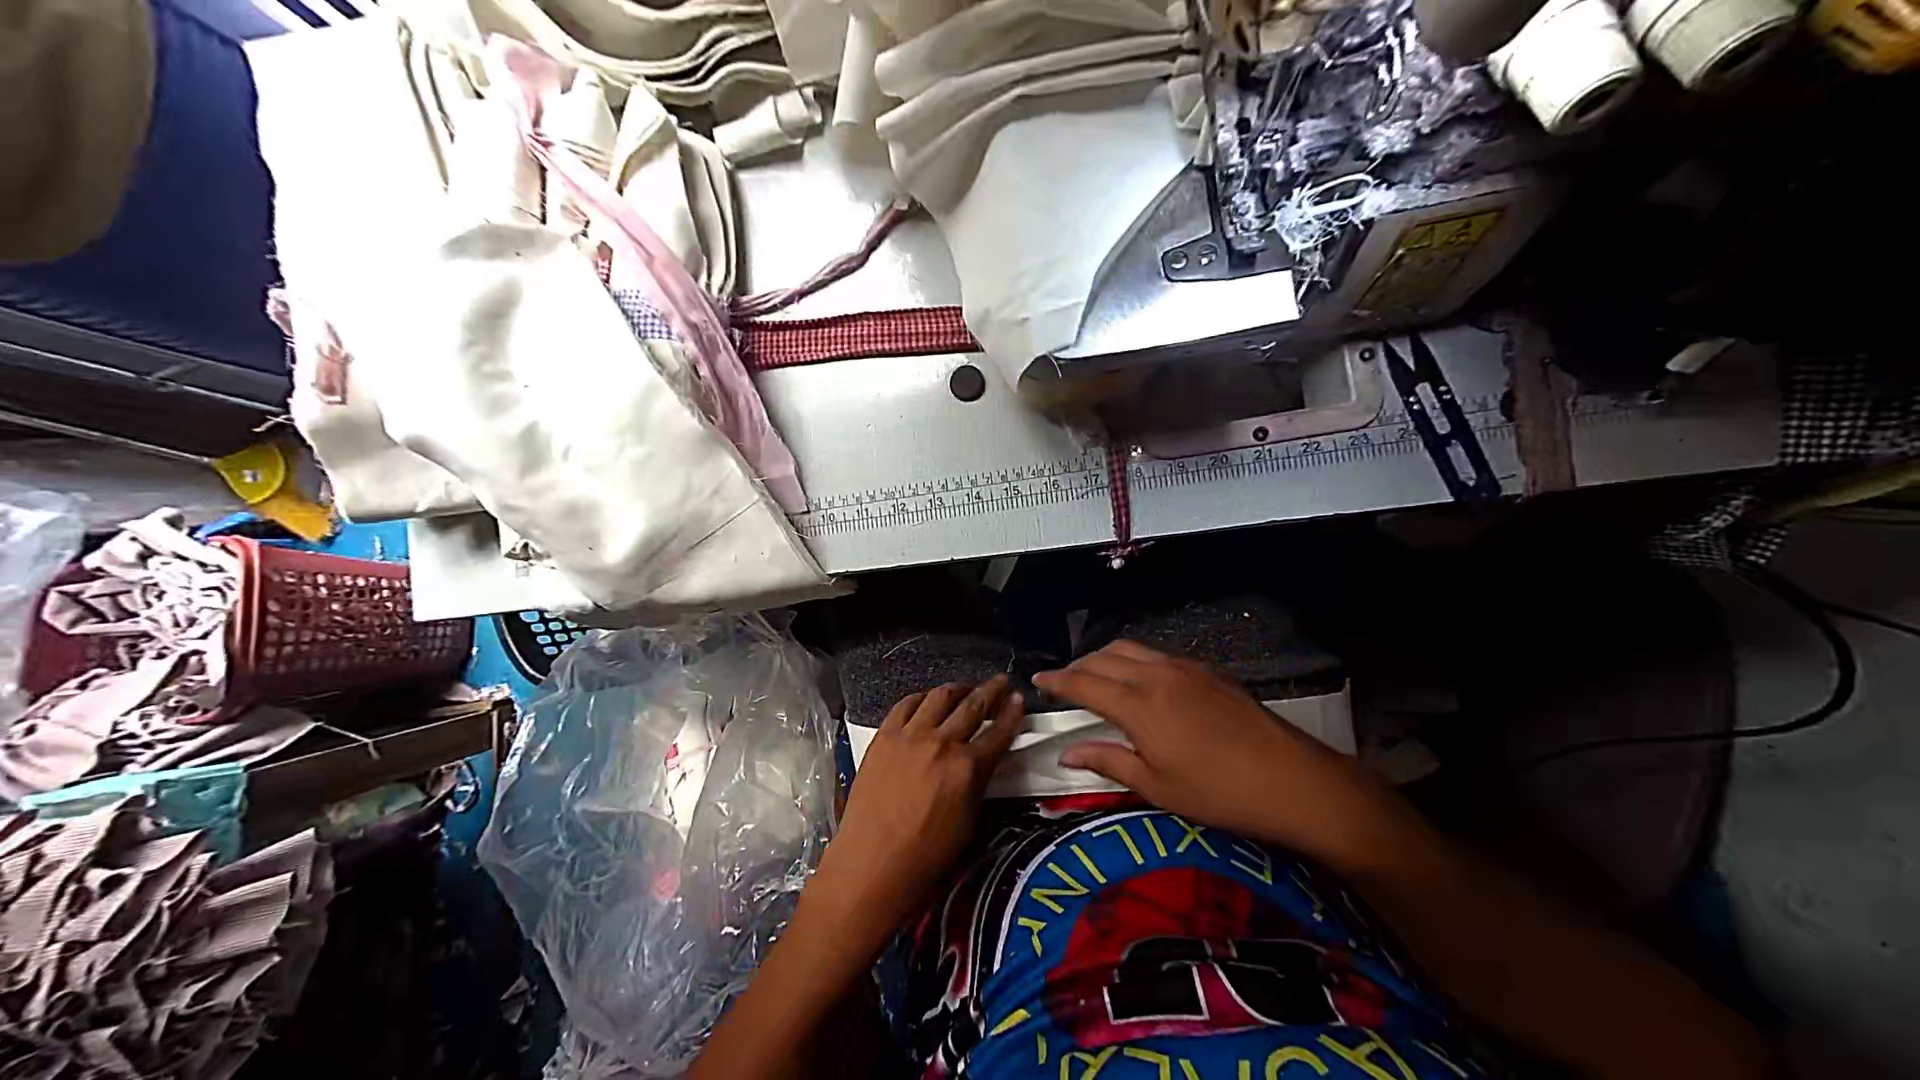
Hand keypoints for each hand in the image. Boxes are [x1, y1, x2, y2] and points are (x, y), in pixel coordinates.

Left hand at [813, 676, 1022, 934]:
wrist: (873, 863)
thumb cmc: (926, 856)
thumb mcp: (969, 822)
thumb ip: (978, 784)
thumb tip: (981, 763)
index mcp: (968, 768)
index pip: (999, 732)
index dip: (1013, 713)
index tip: (1018, 700)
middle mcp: (941, 743)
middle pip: (973, 705)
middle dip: (992, 690)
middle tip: (1000, 681)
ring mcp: (910, 736)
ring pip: (939, 697)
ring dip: (957, 689)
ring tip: (965, 689)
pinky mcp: (884, 737)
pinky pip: (906, 705)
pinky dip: (921, 698)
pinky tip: (926, 700)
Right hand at [1035, 641, 1413, 873]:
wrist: (1291, 780)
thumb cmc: (1218, 792)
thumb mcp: (1156, 787)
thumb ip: (1108, 762)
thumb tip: (1068, 753)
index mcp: (1138, 704)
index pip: (1084, 683)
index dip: (1058, 681)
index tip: (1037, 680)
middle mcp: (1157, 675)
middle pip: (1104, 657)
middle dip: (1078, 666)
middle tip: (1062, 681)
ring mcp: (1185, 669)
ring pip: (1131, 649)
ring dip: (1104, 657)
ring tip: (1094, 675)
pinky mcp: (1208, 672)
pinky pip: (1157, 655)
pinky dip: (1134, 660)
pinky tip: (1138, 679)